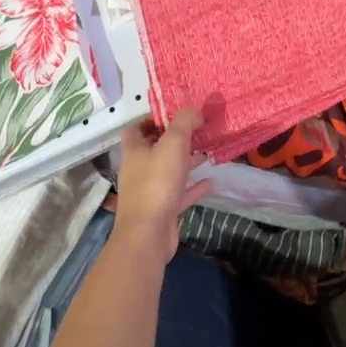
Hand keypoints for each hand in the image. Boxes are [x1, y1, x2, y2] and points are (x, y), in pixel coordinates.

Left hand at [114, 106, 211, 257]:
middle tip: (197, 132)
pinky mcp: (161, 211)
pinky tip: (210, 182)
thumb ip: (185, 122)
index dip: (151, 120)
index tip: (174, 115)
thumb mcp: (173, 143)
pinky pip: (179, 194)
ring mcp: (149, 192)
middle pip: (155, 150)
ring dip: (186, 163)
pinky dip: (193, 187)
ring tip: (206, 153)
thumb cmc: (157, 182)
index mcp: (135, 151)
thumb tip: (195, 111)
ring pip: (169, 171)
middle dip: (175, 141)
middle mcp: (138, 170)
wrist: (148, 235)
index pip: (136, 129)